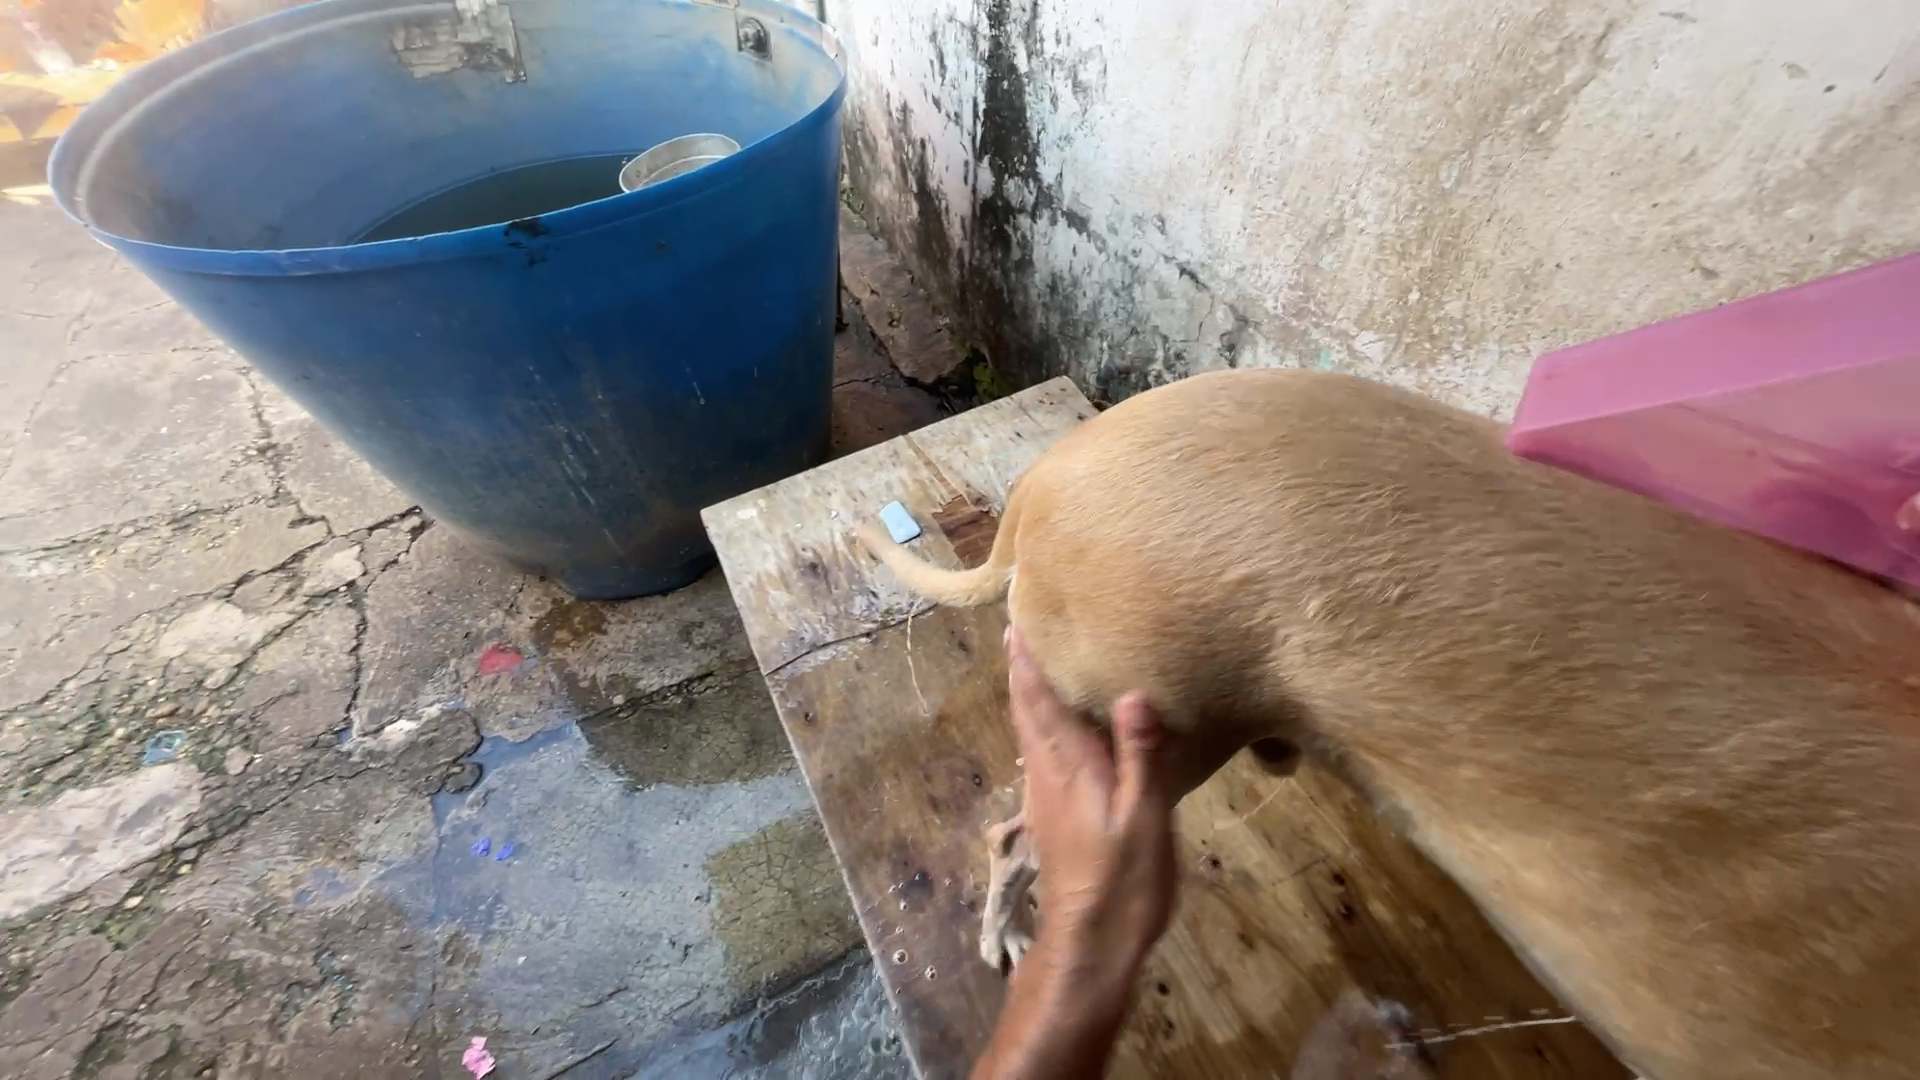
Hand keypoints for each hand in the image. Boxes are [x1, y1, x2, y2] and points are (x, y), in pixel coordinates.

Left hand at [1006, 628, 1178, 995]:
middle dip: (1020, 669)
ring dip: (1026, 693)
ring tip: (1034, 663)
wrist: (1089, 944)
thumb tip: (1132, 693)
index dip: (1025, 661)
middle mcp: (1046, 771)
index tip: (1014, 623)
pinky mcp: (1051, 812)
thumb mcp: (1143, 818)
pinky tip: (1058, 723)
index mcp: (1066, 763)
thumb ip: (1138, 756)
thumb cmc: (1121, 881)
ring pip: (1028, 730)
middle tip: (1019, 630)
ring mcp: (1044, 794)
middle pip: (1025, 710)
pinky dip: (1039, 720)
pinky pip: (1040, 749)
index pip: (1037, 700)